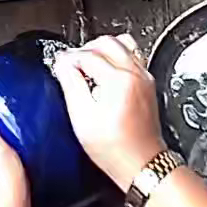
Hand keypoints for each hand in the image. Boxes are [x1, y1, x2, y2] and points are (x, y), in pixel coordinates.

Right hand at [53, 34, 166, 190]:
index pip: (87, 55)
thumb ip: (71, 85)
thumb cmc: (115, 148)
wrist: (142, 164)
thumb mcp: (82, 118)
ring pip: (122, 43)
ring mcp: (144, 77)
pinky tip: (106, 70)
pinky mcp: (148, 83)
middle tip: (72, 63)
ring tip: (88, 64)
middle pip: (106, 42)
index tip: (59, 64)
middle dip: (85, 49)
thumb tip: (62, 65)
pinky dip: (117, 55)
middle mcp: (135, 73)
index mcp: (118, 80)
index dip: (69, 58)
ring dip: (102, 48)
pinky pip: (132, 55)